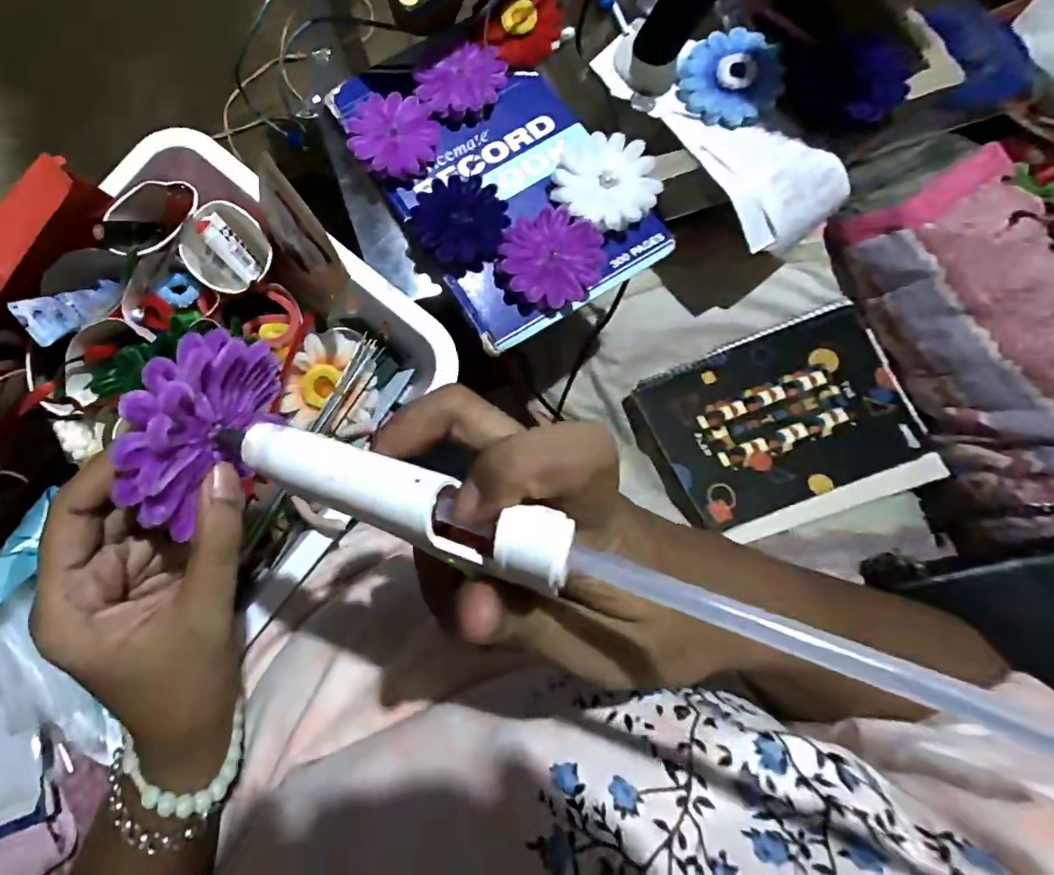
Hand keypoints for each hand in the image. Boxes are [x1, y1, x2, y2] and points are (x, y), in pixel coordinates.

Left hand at [32, 456, 243, 789]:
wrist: (199, 741)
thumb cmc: (185, 690)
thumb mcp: (202, 611)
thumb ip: (215, 539)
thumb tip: (222, 468)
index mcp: (66, 603)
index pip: (67, 518)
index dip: (102, 475)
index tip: (147, 440)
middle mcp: (80, 584)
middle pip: (102, 511)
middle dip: (143, 475)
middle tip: (182, 434)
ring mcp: (112, 580)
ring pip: (134, 516)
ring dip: (167, 486)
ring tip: (199, 447)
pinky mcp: (142, 580)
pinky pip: (159, 532)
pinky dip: (184, 508)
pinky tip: (207, 480)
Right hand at [372, 386, 726, 689]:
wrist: (680, 602)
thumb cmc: (651, 621)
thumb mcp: (592, 643)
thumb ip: (521, 621)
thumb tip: (464, 608)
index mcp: (592, 499)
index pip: (565, 448)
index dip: (505, 472)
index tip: (469, 527)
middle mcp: (548, 470)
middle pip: (465, 411)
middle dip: (407, 433)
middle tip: (373, 483)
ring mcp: (522, 478)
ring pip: (444, 459)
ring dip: (419, 517)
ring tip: (453, 598)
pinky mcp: (507, 497)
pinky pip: (446, 496)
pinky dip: (433, 544)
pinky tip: (463, 594)